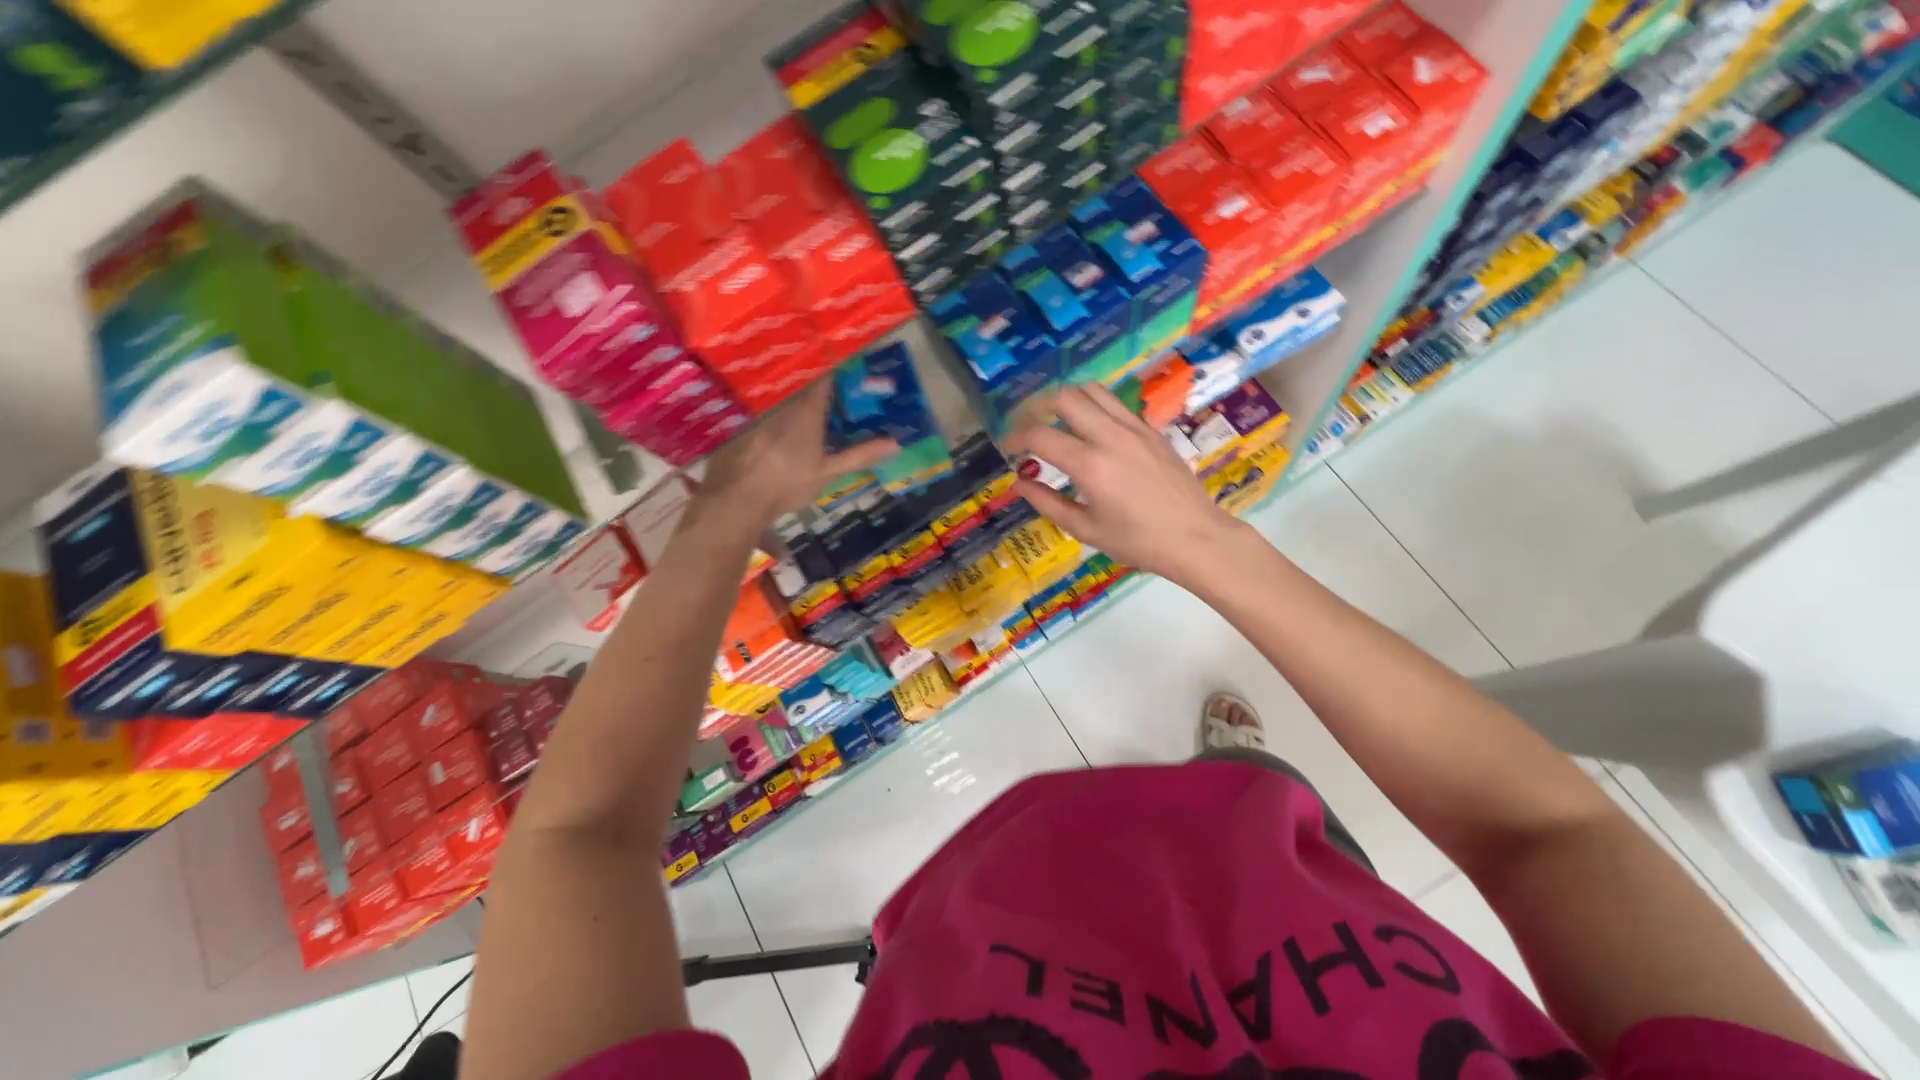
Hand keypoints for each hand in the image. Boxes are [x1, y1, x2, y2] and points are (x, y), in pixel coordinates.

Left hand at [697, 381, 896, 524]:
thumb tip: (895, 444)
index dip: (840, 367)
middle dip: (820, 381)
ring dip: (797, 392)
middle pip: (804, 380)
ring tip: (811, 399)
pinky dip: (775, 405)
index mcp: (806, 408)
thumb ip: (860, 454)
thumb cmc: (786, 484)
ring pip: (782, 391)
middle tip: (835, 387)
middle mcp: (782, 400)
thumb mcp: (827, 472)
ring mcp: (759, 409)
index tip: (852, 367)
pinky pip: (762, 403)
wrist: (736, 499)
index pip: (826, 374)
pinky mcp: (741, 420)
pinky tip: (781, 418)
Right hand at [1004, 383, 1248, 582]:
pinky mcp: (1150, 429)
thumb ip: (1048, 503)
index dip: (1015, 437)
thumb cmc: (1138, 542)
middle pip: (1064, 397)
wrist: (1195, 537)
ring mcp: (1134, 428)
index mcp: (1091, 466)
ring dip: (1066, 398)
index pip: (1040, 436)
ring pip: (1091, 390)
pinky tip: (1088, 428)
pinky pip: (1114, 404)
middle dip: (1036, 405)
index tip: (1007, 447)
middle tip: (1026, 423)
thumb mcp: (1086, 530)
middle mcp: (1111, 437)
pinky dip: (1092, 406)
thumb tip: (1021, 482)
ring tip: (1054, 417)